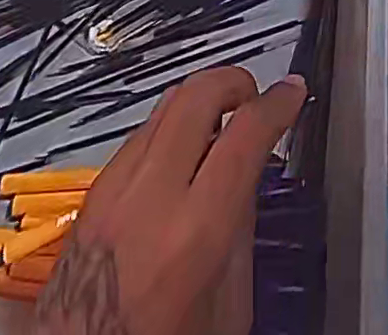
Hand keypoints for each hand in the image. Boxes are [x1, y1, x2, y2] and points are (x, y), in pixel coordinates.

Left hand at [35, 66, 306, 334]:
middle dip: (234, 80)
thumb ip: (241, 230)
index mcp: (194, 232)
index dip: (277, 103)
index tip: (292, 90)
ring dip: (203, 98)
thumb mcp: (228, 308)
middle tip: (255, 96)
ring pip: (167, 103)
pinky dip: (174, 124)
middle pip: (196, 94)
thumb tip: (248, 167)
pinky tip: (187, 150)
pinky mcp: (95, 188)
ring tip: (224, 120)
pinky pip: (143, 131)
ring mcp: (115, 186)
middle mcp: (149, 196)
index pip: (244, 135)